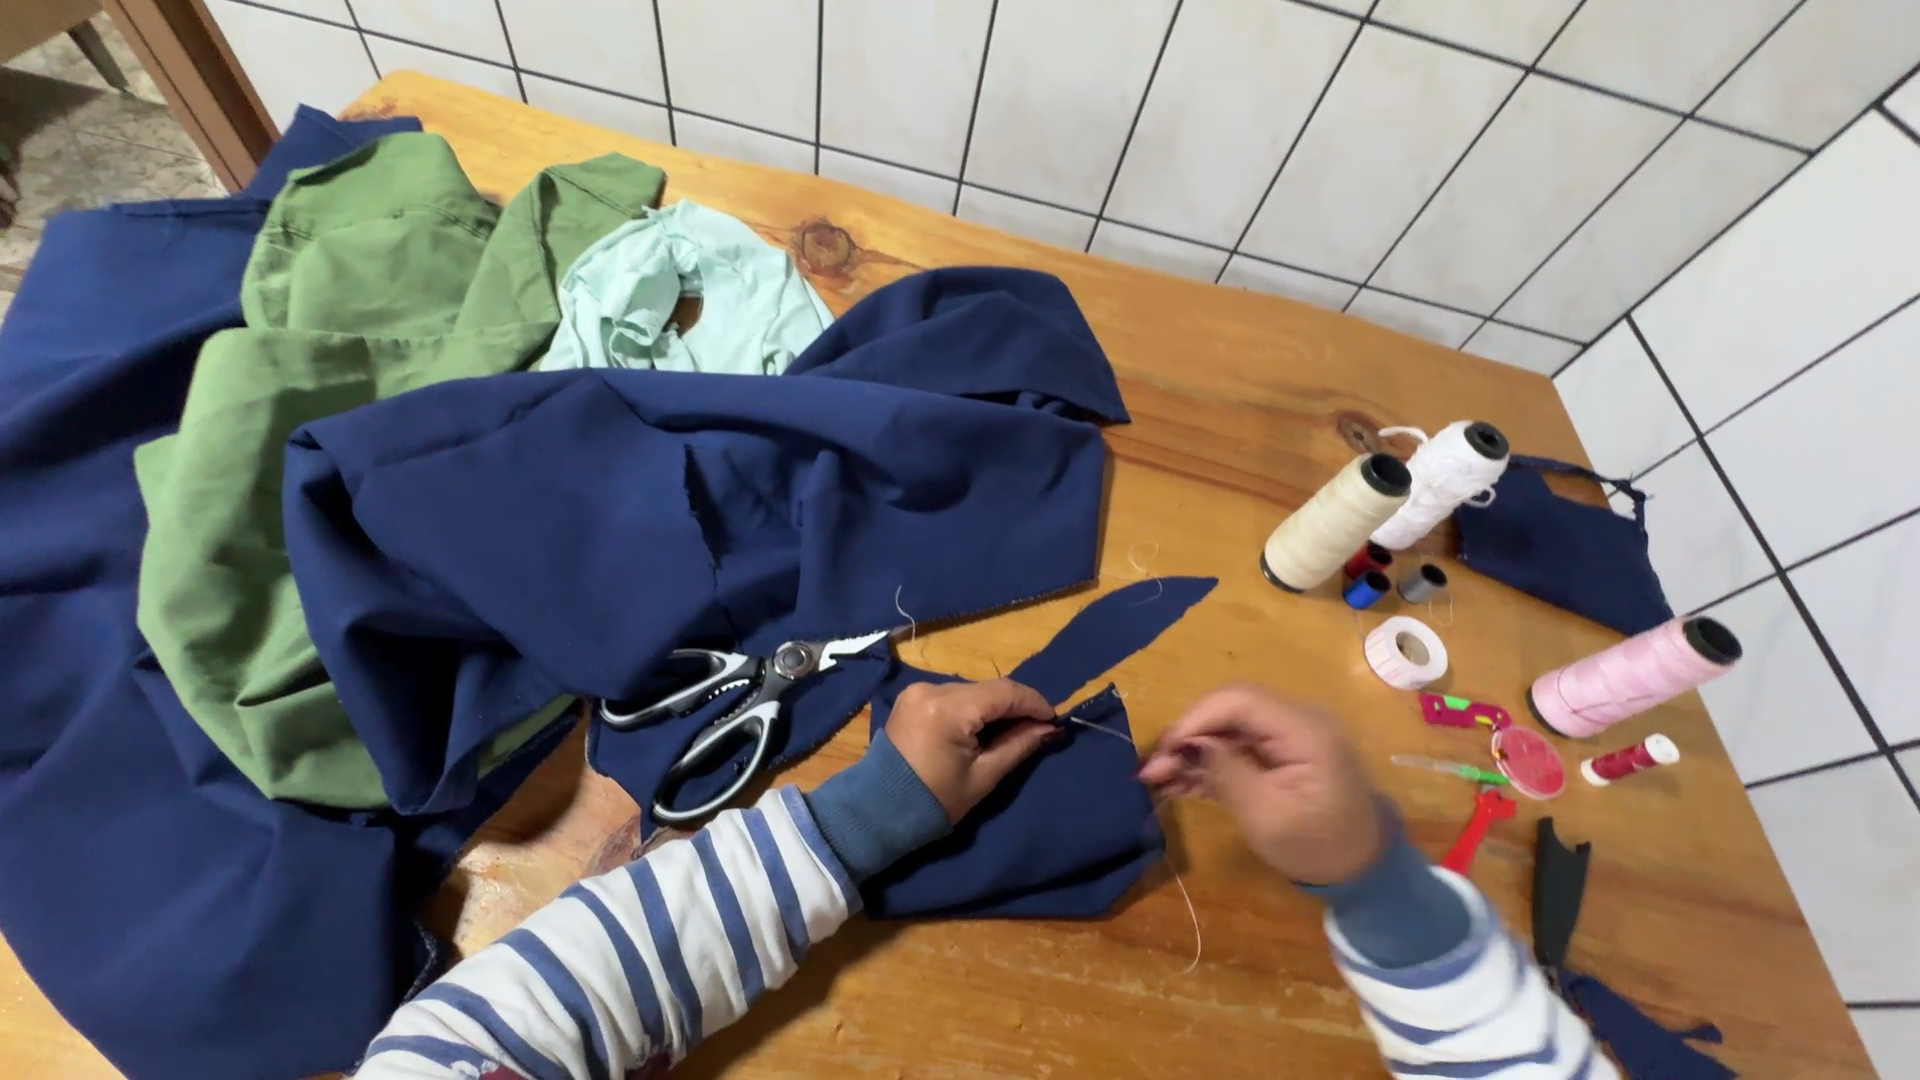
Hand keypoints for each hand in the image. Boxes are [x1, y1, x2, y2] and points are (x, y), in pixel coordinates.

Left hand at [886, 679, 1057, 822]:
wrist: (878, 811)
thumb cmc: (935, 800)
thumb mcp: (984, 776)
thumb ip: (1019, 745)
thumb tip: (1050, 728)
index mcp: (948, 708)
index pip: (1004, 692)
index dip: (1034, 703)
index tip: (1054, 719)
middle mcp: (931, 688)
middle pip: (987, 689)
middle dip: (1015, 706)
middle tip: (1038, 728)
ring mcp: (918, 691)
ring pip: (971, 691)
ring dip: (994, 707)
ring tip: (1012, 730)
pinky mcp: (911, 697)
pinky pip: (953, 696)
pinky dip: (972, 708)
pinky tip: (983, 728)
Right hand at [1138, 683, 1385, 884]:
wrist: (1363, 872)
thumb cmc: (1319, 848)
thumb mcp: (1268, 818)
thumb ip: (1227, 774)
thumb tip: (1189, 745)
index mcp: (1304, 731)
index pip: (1239, 701)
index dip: (1196, 719)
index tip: (1166, 751)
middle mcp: (1295, 721)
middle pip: (1228, 710)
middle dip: (1188, 735)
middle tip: (1153, 768)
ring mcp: (1285, 736)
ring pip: (1226, 728)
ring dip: (1191, 750)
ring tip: (1155, 779)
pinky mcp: (1276, 753)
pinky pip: (1234, 745)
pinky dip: (1206, 761)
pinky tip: (1176, 781)